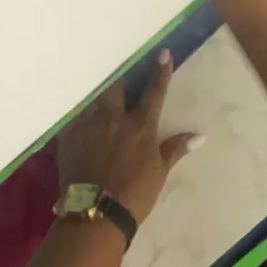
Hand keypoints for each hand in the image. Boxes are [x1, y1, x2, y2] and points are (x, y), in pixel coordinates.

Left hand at [57, 50, 199, 223]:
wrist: (97, 213)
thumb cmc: (135, 194)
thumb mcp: (159, 172)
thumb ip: (175, 148)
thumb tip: (199, 136)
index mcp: (141, 126)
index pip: (154, 92)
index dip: (160, 71)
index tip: (163, 53)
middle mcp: (114, 118)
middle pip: (116, 86)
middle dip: (120, 79)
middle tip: (120, 77)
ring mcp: (88, 125)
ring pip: (92, 98)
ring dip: (97, 95)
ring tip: (96, 92)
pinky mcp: (68, 136)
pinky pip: (72, 117)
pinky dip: (77, 115)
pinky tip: (76, 114)